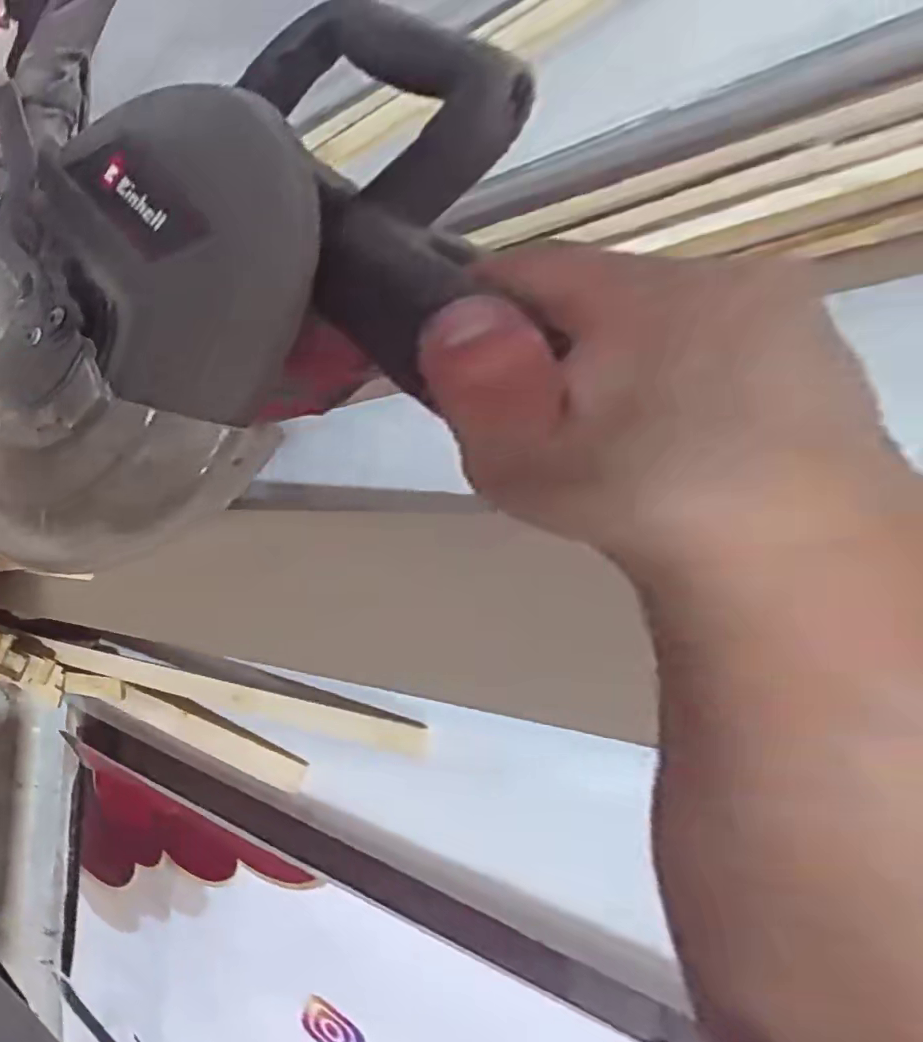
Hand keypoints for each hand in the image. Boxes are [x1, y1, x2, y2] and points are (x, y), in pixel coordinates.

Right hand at [416, 246, 911, 577]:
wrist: (797, 559)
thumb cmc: (634, 501)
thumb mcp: (519, 454)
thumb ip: (478, 381)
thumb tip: (451, 314)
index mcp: (648, 293)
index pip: (525, 266)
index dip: (469, 310)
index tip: (451, 370)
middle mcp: (724, 275)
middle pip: (582, 291)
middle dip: (533, 342)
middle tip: (516, 418)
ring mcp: (778, 307)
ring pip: (635, 316)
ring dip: (592, 359)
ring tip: (583, 432)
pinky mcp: (806, 343)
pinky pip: (691, 338)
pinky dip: (652, 373)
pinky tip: (649, 433)